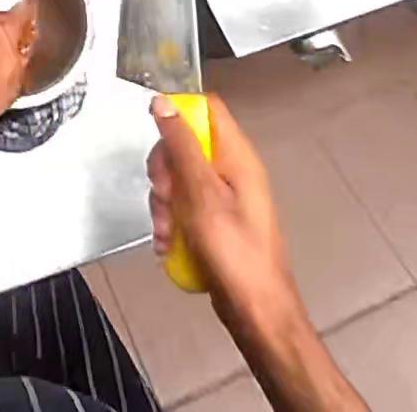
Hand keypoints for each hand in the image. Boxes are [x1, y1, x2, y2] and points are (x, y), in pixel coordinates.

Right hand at [148, 93, 307, 337]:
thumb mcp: (200, 193)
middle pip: (185, 143)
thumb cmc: (235, 254)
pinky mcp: (216, 217)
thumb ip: (181, 145)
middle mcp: (232, 169)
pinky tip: (171, 242)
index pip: (206, 108)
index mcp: (237, 155)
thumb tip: (164, 102)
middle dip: (165, 169)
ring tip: (168, 230)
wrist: (257, 315)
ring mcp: (225, 195)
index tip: (160, 137)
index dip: (179, 113)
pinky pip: (184, 203)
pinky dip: (173, 220)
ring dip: (165, 201)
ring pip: (180, 176)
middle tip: (164, 193)